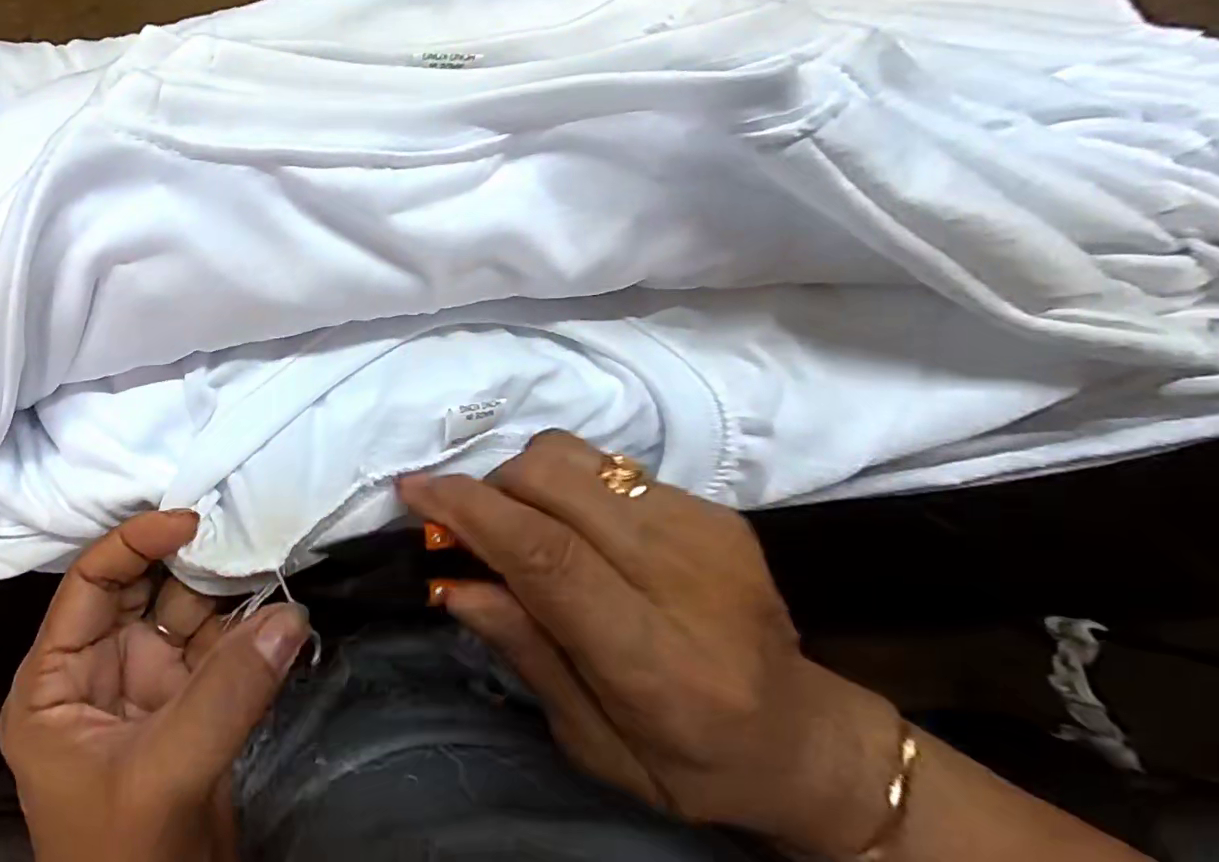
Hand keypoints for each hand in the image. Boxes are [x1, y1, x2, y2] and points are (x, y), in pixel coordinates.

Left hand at [0, 511, 312, 861]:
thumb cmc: (126, 859)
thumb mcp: (164, 772)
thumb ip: (227, 691)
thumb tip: (290, 613)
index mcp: (56, 681)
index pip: (89, 584)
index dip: (135, 543)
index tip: (190, 521)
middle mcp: (99, 671)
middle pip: (143, 590)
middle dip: (190, 562)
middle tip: (242, 535)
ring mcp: (149, 685)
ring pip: (187, 614)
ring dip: (227, 591)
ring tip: (269, 564)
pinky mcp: (192, 703)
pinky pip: (221, 646)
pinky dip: (249, 628)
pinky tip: (279, 611)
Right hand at [398, 431, 903, 856]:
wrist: (804, 736)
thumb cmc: (689, 763)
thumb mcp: (593, 743)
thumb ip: (525, 652)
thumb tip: (453, 581)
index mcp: (657, 661)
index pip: (549, 557)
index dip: (472, 511)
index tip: (413, 490)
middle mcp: (686, 576)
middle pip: (555, 481)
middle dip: (488, 488)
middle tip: (471, 529)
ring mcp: (705, 528)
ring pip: (574, 455)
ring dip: (523, 479)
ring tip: (524, 527)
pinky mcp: (713, 506)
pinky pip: (606, 463)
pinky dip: (565, 484)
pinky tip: (578, 529)